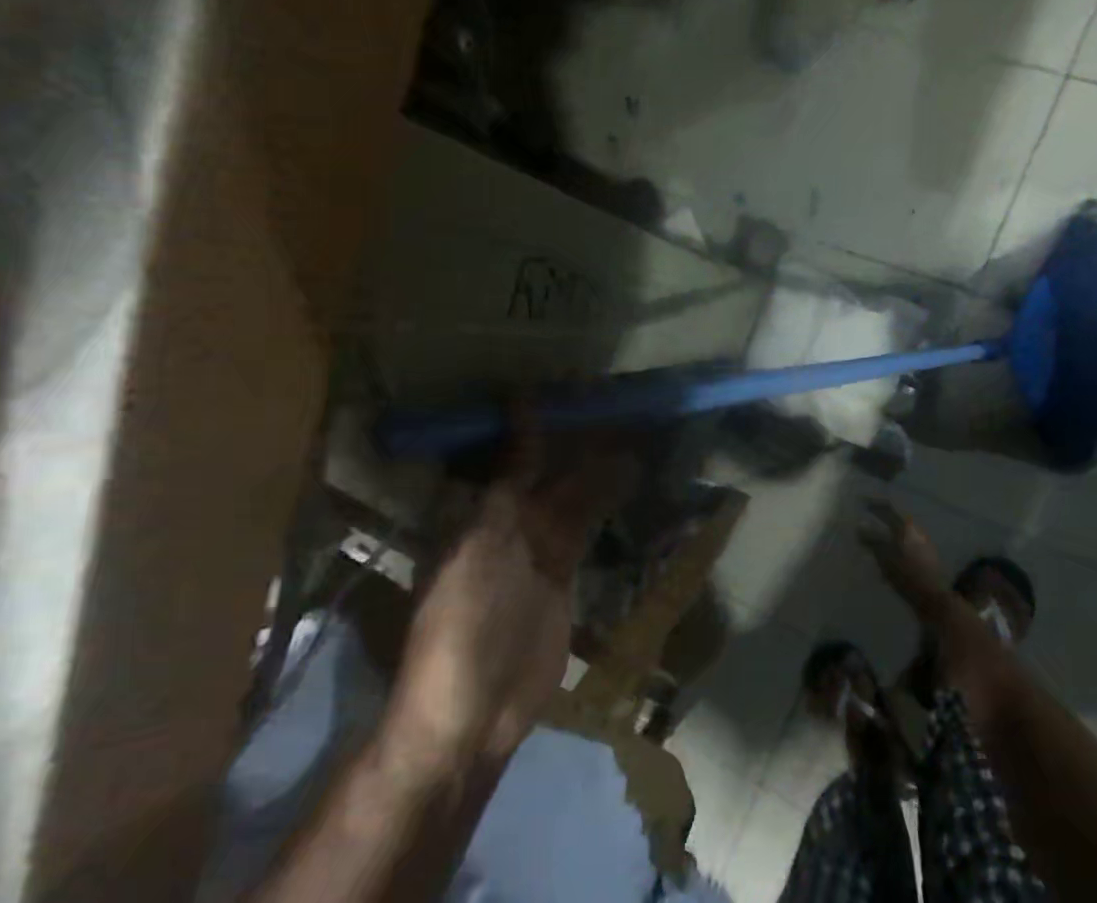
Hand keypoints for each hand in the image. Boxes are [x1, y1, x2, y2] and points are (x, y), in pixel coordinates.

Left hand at [385, 416, 637, 765]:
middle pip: (549, 474)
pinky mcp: (564, 577)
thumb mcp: (479, 546)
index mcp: (477, 514)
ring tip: (632, 437)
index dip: (530, 425)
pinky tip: (625, 484)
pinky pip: (586, 530)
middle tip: (611, 408)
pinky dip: (604, 506)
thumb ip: (504, 488)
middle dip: (575, 444)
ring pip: (573, 498)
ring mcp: (537, 552)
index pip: (511, 458)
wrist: (474, 706)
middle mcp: (508, 524)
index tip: (556, 390)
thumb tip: (513, 434)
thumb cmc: (464, 620)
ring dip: (598, 471)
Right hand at [859, 498, 950, 615]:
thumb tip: (859, 526)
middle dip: (881, 518)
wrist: (933, 598)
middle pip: (896, 519)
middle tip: (867, 518)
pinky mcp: (925, 557)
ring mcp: (923, 544)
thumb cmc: (906, 575)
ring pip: (901, 532)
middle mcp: (916, 532)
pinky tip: (887, 553)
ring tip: (873, 537)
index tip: (862, 502)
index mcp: (906, 528)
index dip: (874, 504)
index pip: (888, 509)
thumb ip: (872, 540)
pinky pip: (905, 543)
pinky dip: (894, 543)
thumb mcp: (884, 557)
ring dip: (887, 531)